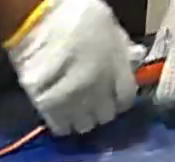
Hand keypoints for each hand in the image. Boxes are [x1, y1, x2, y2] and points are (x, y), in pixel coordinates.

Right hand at [3, 0, 139, 136]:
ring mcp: (73, 104)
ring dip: (83, 120)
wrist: (40, 26)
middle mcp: (97, 91)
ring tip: (77, 109)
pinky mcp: (51, 112)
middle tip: (96, 103)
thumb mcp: (109, 27)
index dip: (122, 100)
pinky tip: (62, 114)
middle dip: (102, 111)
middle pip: (105, 117)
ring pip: (84, 126)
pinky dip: (64, 124)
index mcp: (115, 68)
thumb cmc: (77, 20)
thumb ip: (122, 49)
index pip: (126, 98)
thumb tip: (134, 61)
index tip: (116, 97)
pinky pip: (61, 128)